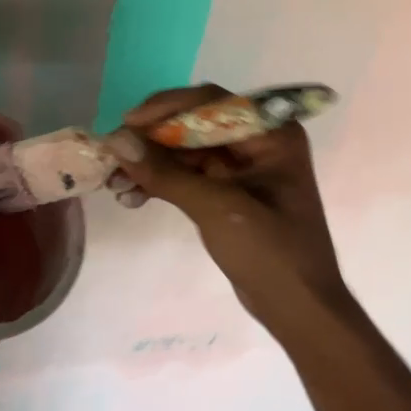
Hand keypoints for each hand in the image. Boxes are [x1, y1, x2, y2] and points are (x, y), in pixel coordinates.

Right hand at [106, 84, 344, 322]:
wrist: (297, 308)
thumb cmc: (270, 253)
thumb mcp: (217, 209)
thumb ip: (166, 174)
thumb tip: (116, 142)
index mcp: (270, 134)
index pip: (210, 102)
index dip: (165, 109)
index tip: (126, 124)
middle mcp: (257, 142)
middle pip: (192, 124)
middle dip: (151, 141)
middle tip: (113, 155)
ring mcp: (241, 168)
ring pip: (184, 151)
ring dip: (150, 164)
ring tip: (114, 183)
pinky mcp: (227, 191)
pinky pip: (186, 174)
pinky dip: (159, 182)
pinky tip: (131, 197)